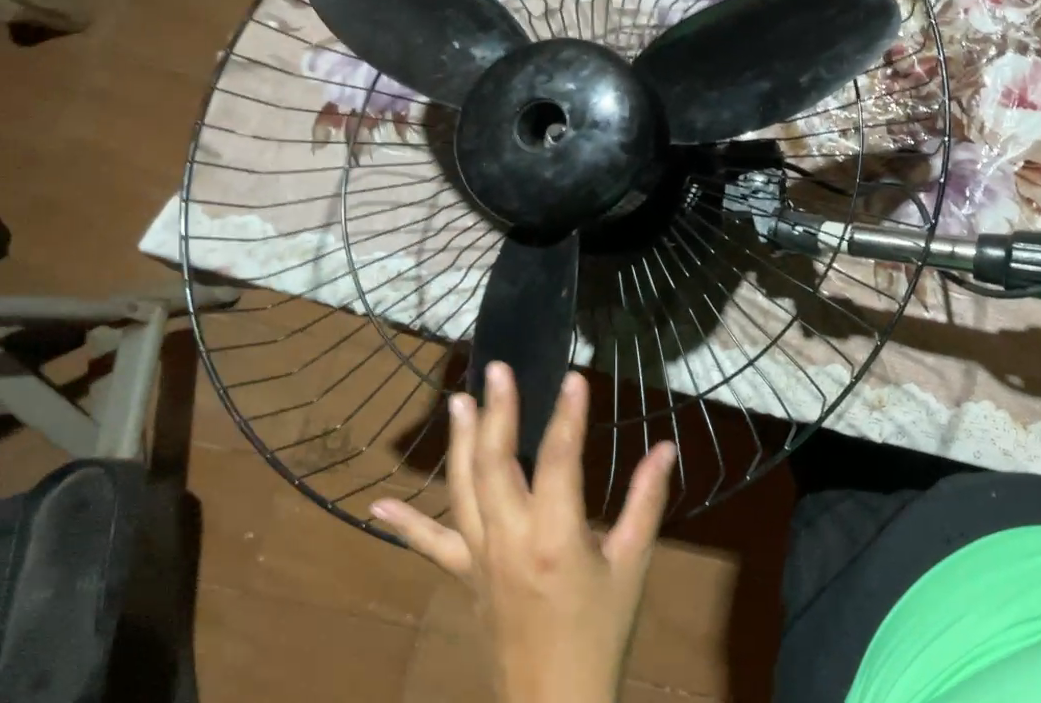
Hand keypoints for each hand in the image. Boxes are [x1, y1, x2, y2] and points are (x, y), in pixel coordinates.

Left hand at [372, 364, 677, 702]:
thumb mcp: (634, 562)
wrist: (554, 699)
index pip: (558, 459)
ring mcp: (479, 559)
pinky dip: (404, 525)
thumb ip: (646, 500)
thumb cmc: (602, 629)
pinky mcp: (465, 577)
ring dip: (459, 443)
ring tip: (457, 402)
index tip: (573, 376)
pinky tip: (376, 507)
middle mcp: (508, 540)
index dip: (566, 415)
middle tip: (496, 370)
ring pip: (462, 490)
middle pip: (494, 465)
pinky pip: (431, 545)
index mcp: (556, 536)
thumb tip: (664, 448)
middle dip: (496, 413)